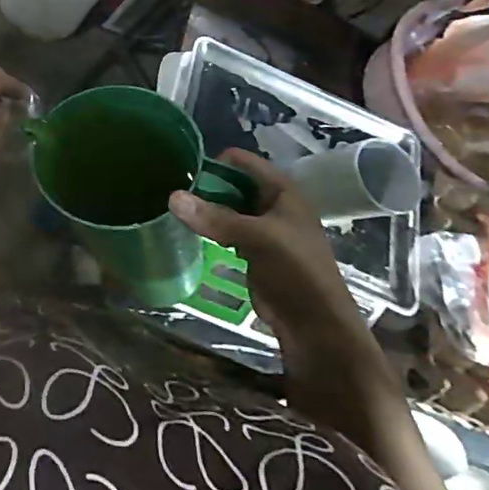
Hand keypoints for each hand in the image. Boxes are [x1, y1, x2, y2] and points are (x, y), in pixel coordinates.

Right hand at [168, 150, 380, 375]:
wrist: (318, 327)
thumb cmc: (298, 272)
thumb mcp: (258, 239)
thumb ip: (216, 218)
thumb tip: (172, 197)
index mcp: (282, 191)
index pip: (242, 161)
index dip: (213, 162)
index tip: (181, 172)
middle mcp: (272, 204)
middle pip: (232, 183)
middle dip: (204, 186)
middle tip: (170, 191)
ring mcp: (263, 229)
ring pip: (227, 208)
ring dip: (205, 208)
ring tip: (173, 209)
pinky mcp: (254, 251)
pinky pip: (226, 230)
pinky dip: (209, 228)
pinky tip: (189, 231)